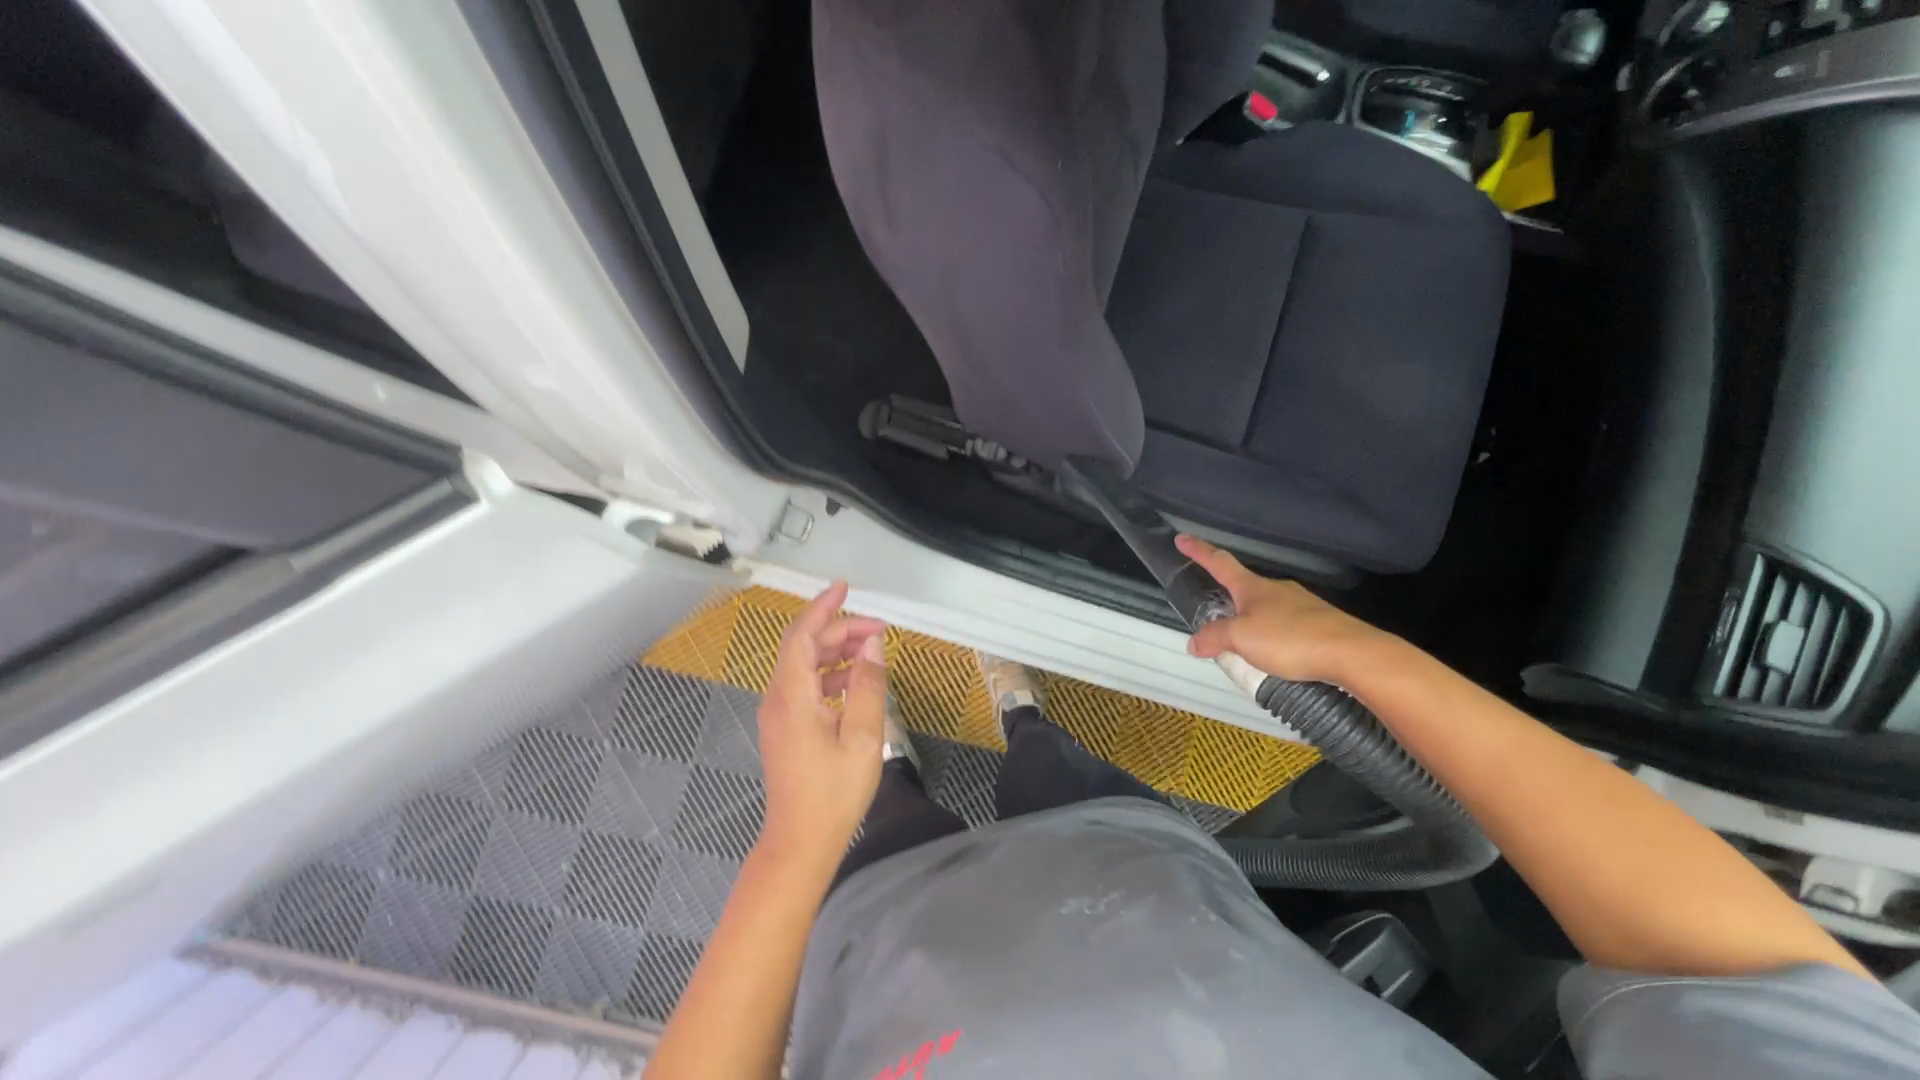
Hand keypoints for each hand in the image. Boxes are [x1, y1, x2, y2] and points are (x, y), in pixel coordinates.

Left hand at [755, 582, 889, 860]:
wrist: (801, 842)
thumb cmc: (833, 793)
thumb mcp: (862, 737)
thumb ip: (868, 685)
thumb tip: (871, 644)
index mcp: (792, 696)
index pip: (802, 635)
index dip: (823, 607)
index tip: (845, 586)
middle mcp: (778, 698)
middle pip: (803, 647)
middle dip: (839, 629)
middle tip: (879, 628)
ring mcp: (778, 715)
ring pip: (804, 667)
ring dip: (836, 652)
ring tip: (873, 650)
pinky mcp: (785, 729)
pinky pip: (805, 687)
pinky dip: (830, 676)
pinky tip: (856, 682)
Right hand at [1176, 534, 1395, 684]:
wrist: (1351, 652)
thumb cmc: (1290, 638)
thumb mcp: (1241, 639)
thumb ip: (1214, 637)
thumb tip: (1194, 641)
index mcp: (1252, 587)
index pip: (1219, 562)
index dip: (1198, 551)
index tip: (1182, 538)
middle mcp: (1276, 589)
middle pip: (1244, 589)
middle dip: (1228, 602)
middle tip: (1216, 623)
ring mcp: (1300, 605)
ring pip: (1266, 610)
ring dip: (1252, 624)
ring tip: (1246, 650)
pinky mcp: (1318, 623)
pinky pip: (1286, 626)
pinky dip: (1274, 638)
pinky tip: (1276, 657)